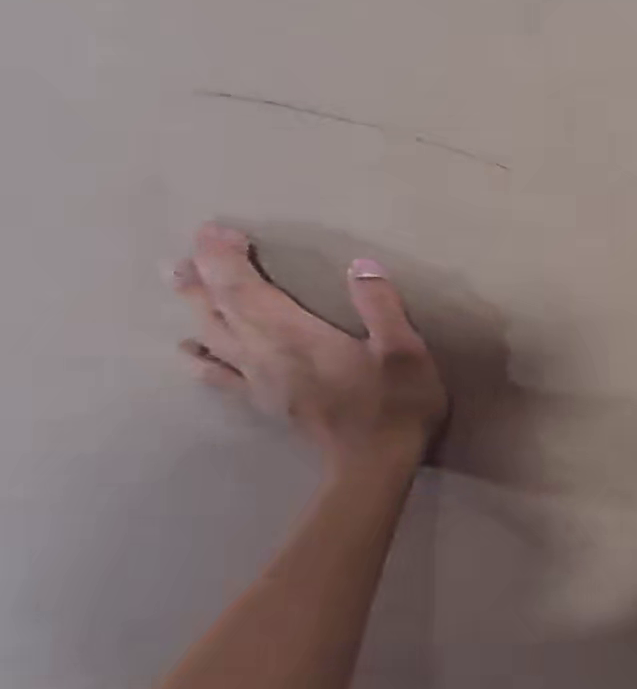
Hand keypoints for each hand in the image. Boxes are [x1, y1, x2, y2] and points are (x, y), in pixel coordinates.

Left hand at [173, 223, 447, 469]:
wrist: (376, 458)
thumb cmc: (398, 402)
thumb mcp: (405, 350)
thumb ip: (381, 306)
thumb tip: (361, 264)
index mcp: (295, 335)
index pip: (244, 288)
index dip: (225, 257)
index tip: (219, 229)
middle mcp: (264, 353)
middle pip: (219, 308)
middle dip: (203, 274)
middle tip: (193, 246)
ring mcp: (259, 380)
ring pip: (213, 334)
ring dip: (194, 306)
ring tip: (180, 282)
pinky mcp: (264, 400)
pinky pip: (218, 373)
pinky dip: (200, 356)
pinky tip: (191, 349)